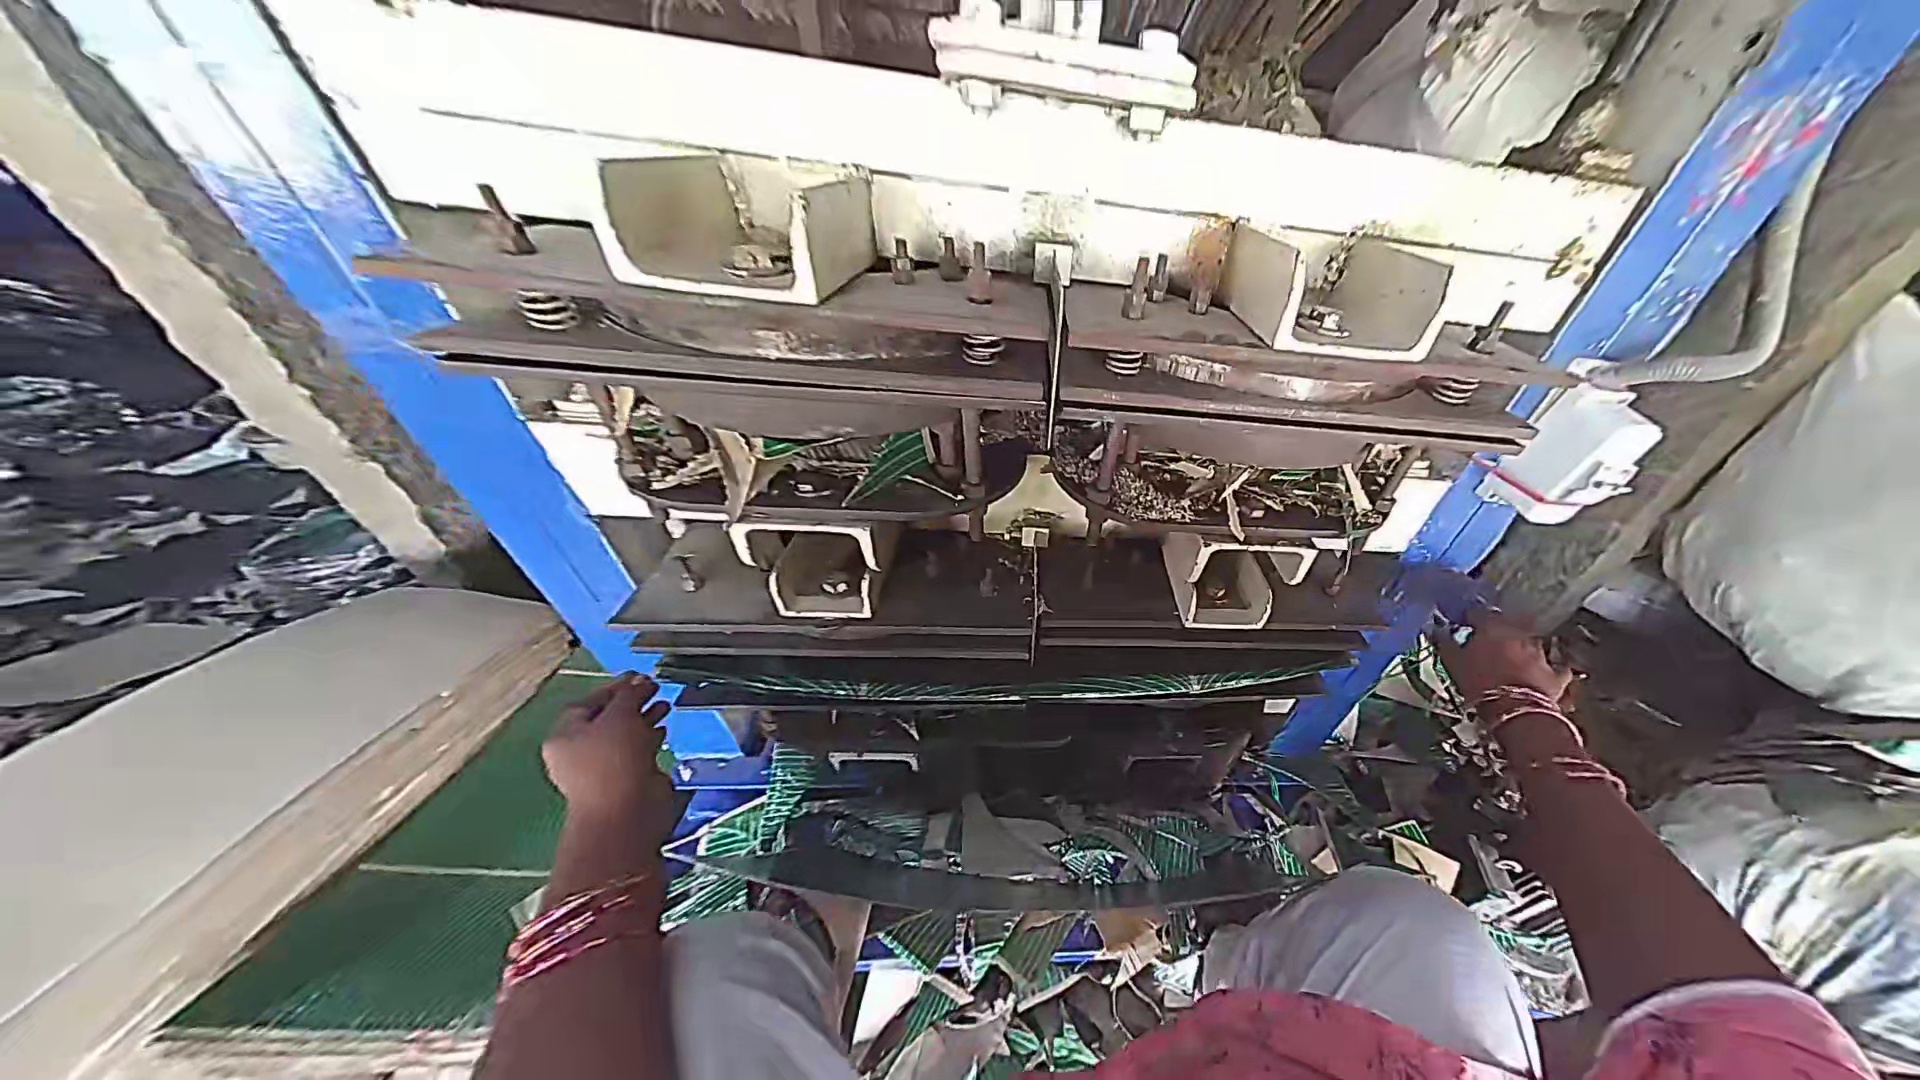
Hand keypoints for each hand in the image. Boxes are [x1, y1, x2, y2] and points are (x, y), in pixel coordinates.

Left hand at [542, 674, 674, 828]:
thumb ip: (631, 694)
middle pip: (608, 717)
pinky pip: (637, 749)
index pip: (589, 701)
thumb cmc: (613, 759)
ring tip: (664, 704)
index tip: (639, 676)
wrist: (626, 811)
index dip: (615, 687)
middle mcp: (580, 751)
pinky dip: (650, 736)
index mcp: (565, 735)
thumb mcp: (620, 716)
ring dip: (644, 717)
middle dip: (632, 701)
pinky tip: (664, 726)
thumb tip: (642, 681)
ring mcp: (603, 766)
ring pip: (625, 733)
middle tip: (654, 687)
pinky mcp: (625, 777)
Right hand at [1434, 610, 1571, 703]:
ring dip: (1517, 648)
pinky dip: (1544, 667)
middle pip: (1506, 627)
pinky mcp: (1557, 674)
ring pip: (1528, 644)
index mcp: (1493, 627)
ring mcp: (1542, 653)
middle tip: (1481, 643)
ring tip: (1505, 659)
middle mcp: (1520, 634)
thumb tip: (1435, 629)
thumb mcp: (1452, 661)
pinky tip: (1537, 671)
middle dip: (1494, 633)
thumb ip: (1444, 642)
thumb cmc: (1478, 681)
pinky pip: (1552, 666)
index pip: (1478, 613)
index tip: (1460, 625)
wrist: (1515, 709)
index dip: (1467, 618)